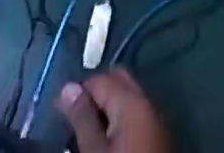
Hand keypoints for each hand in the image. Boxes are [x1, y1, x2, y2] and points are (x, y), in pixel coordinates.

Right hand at [57, 70, 171, 152]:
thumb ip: (81, 117)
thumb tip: (69, 88)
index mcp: (133, 102)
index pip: (98, 80)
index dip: (76, 93)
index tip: (60, 114)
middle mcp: (149, 104)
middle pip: (118, 82)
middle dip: (95, 94)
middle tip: (76, 119)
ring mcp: (159, 123)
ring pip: (129, 100)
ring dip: (109, 108)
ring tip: (89, 134)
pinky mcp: (162, 141)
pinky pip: (139, 118)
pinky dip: (122, 122)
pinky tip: (110, 143)